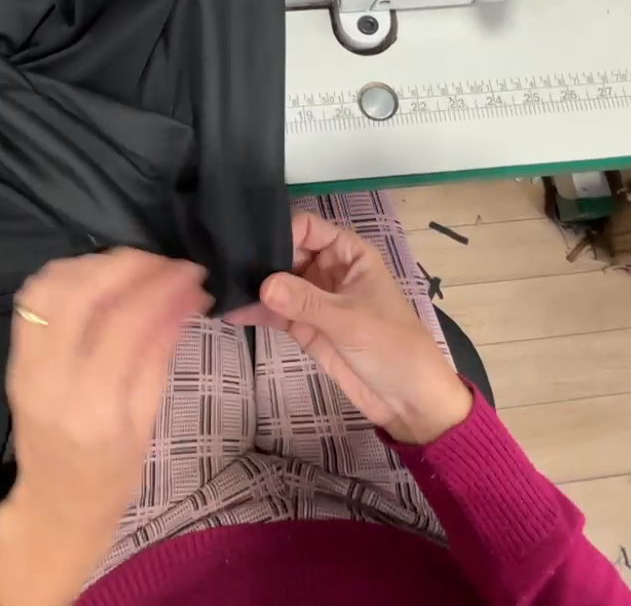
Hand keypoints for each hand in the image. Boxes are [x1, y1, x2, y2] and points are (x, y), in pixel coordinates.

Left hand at [0, 249, 208, 605]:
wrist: (54, 505)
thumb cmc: (112, 473)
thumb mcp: (148, 419)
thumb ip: (160, 350)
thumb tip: (188, 293)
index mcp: (92, 406)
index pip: (126, 321)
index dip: (162, 285)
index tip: (191, 271)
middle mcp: (50, 378)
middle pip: (82, 292)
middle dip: (128, 264)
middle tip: (163, 263)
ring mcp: (24, 364)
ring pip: (52, 285)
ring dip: (96, 264)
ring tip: (133, 268)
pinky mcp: (14, 354)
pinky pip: (33, 295)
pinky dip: (66, 273)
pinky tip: (96, 277)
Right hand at [231, 212, 471, 444]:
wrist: (409, 401)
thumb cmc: (392, 346)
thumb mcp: (350, 320)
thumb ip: (306, 302)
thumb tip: (263, 285)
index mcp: (350, 254)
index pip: (310, 228)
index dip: (283, 232)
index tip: (254, 246)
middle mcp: (330, 270)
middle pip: (288, 253)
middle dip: (261, 260)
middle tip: (225, 265)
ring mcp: (316, 299)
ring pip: (279, 283)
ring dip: (254, 287)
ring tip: (221, 287)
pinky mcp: (305, 327)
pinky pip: (276, 312)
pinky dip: (257, 311)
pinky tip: (232, 311)